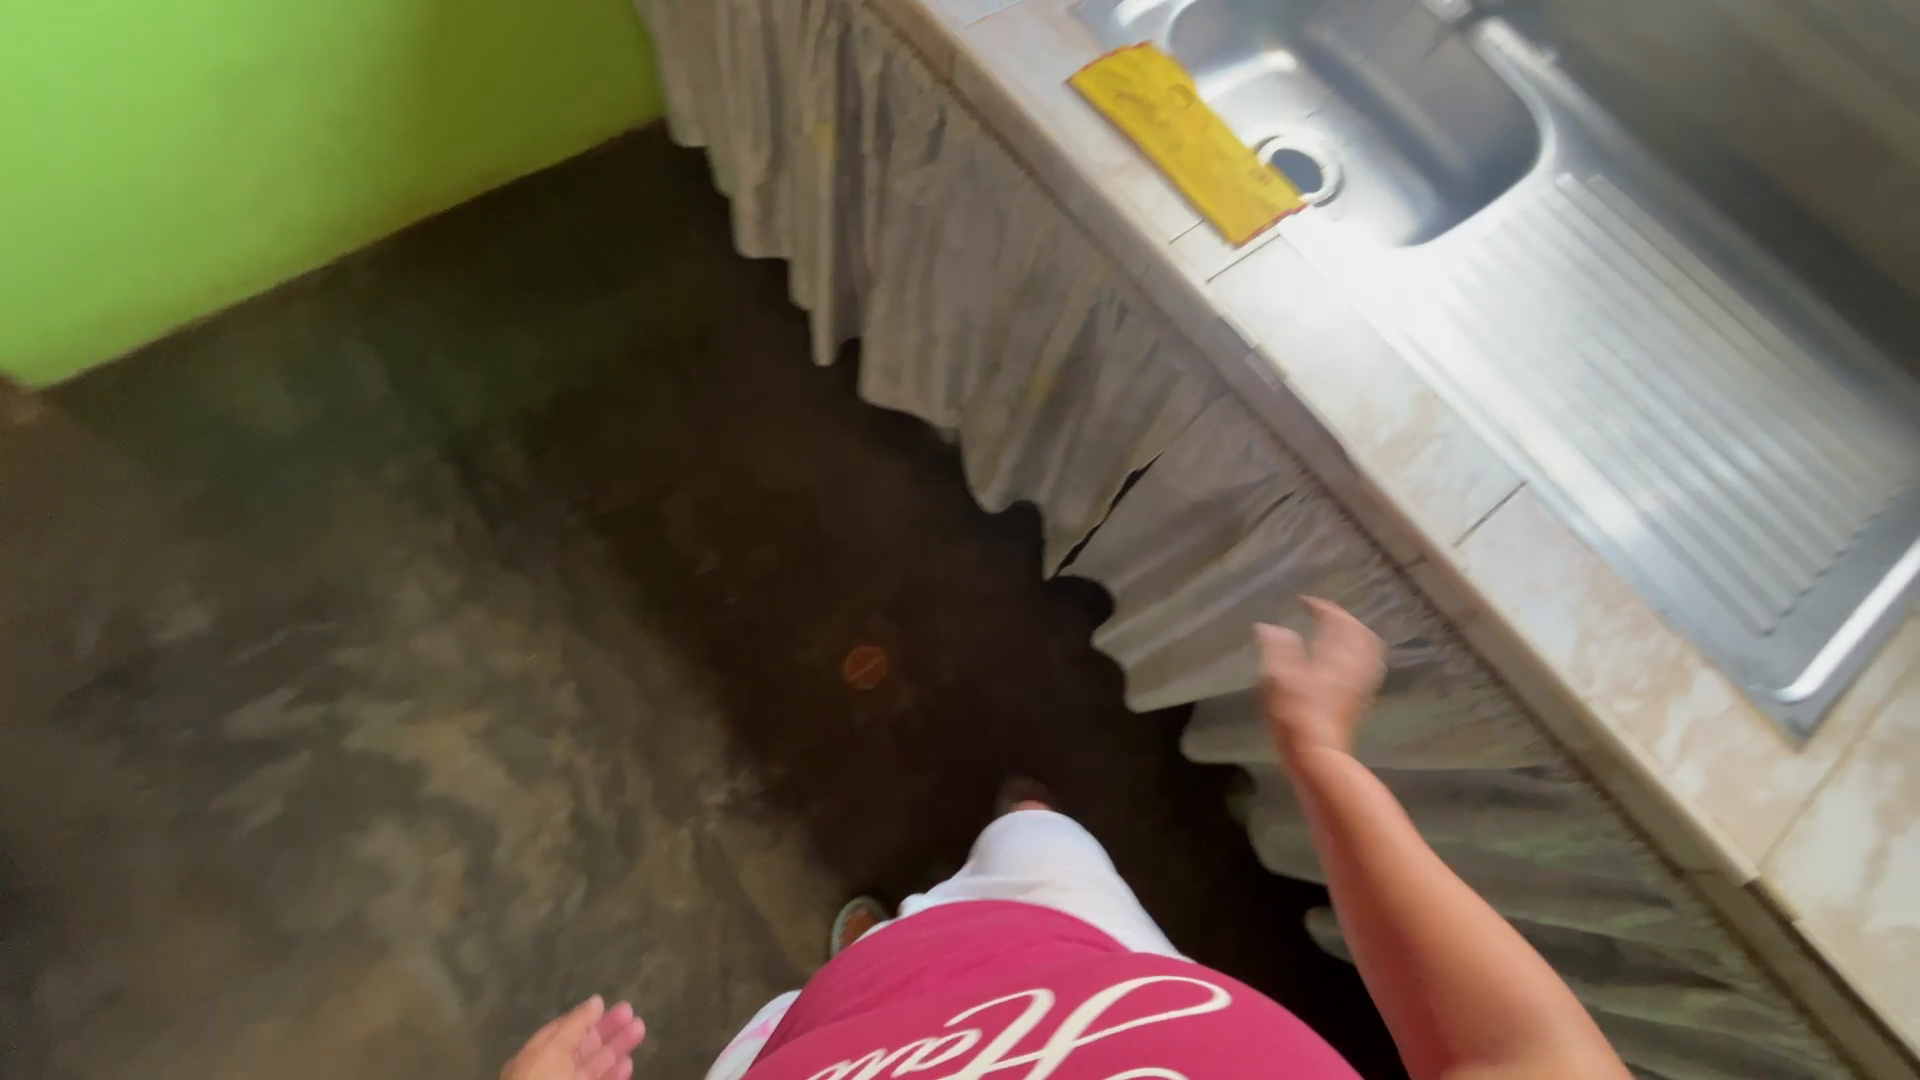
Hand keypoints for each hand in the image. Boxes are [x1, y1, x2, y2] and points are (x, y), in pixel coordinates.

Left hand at [501, 996, 647, 1079]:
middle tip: (631, 1012)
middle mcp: (550, 1074)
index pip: (563, 1031)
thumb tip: (596, 1001)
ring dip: (617, 1049)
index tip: (608, 1005)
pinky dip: (614, 1076)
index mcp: (535, 1058)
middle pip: (582, 1047)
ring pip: (594, 1066)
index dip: (586, 1017)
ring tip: (639, 1030)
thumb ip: (576, 1024)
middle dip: (608, 1029)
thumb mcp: (553, 1049)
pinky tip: (628, 1065)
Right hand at [1255, 597, 1385, 764]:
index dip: (1322, 608)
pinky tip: (1338, 663)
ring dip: (1352, 637)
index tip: (1305, 602)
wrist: (1317, 754)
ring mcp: (1358, 685)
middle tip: (1324, 616)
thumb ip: (1276, 648)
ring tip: (1334, 635)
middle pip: (1360, 635)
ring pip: (1366, 651)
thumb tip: (1270, 627)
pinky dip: (1353, 656)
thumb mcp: (1277, 676)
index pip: (1337, 622)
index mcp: (1334, 655)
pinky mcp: (1357, 701)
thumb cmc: (1294, 713)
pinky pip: (1363, 667)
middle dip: (1344, 620)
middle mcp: (1352, 666)